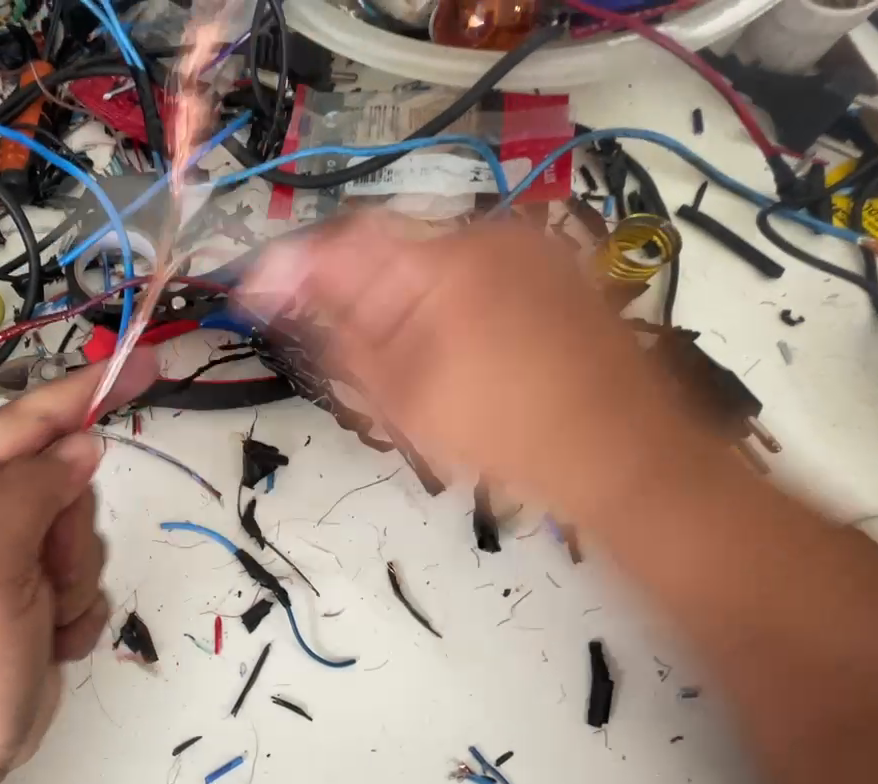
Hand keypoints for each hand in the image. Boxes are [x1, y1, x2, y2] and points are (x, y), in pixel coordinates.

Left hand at [0, 353, 157, 783]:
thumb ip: (29, 494)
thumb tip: (79, 444)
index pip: (19, 425)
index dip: (77, 394)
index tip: (141, 367)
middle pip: (64, 482)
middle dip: (68, 537)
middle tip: (42, 582)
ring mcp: (14, 555)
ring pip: (85, 533)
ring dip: (74, 583)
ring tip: (38, 621)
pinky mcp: (40, 591)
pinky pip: (88, 578)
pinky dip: (77, 613)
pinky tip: (45, 640)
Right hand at [240, 213, 709, 518]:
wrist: (624, 453)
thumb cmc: (501, 432)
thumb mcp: (398, 392)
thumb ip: (336, 332)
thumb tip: (284, 291)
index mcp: (443, 262)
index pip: (342, 242)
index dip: (289, 267)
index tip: (253, 295)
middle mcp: (487, 235)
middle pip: (385, 250)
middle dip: (346, 293)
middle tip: (330, 348)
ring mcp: (528, 249)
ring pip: (427, 265)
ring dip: (390, 303)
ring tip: (392, 366)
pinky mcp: (553, 271)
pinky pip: (469, 275)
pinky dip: (434, 306)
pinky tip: (440, 357)